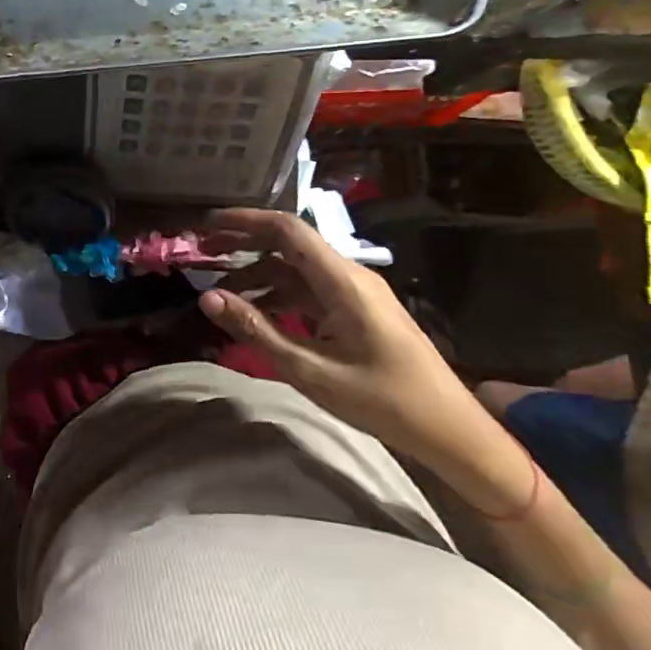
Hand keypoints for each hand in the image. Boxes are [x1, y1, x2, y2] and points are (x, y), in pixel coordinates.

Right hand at [197, 208, 492, 469]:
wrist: (447, 428)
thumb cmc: (382, 400)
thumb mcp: (311, 370)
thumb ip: (257, 331)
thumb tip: (208, 298)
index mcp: (342, 280)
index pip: (288, 230)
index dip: (245, 221)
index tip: (207, 225)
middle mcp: (349, 275)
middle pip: (289, 245)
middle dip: (245, 244)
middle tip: (203, 252)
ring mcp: (354, 293)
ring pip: (297, 271)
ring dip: (258, 276)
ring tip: (220, 292)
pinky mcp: (356, 311)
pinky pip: (309, 292)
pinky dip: (278, 297)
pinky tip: (254, 314)